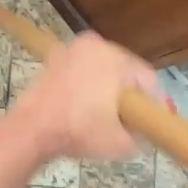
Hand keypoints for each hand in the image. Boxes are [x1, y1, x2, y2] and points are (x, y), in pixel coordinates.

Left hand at [12, 32, 166, 161]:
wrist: (33, 129)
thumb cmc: (80, 131)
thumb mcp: (122, 143)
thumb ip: (143, 135)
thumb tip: (145, 131)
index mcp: (116, 58)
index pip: (148, 79)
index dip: (154, 103)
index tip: (152, 122)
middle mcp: (96, 44)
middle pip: (126, 70)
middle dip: (130, 93)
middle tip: (130, 119)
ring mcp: (72, 48)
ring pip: (104, 69)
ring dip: (108, 87)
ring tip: (107, 113)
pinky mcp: (55, 58)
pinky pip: (82, 70)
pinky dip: (88, 84)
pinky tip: (86, 105)